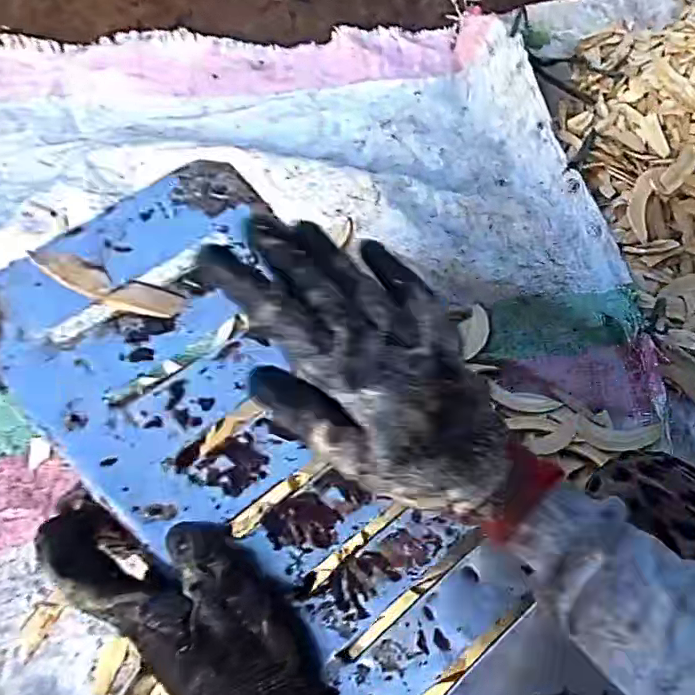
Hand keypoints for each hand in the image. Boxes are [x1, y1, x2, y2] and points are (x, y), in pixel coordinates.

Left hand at [36, 501, 337, 694]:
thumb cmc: (258, 681)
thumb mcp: (245, 618)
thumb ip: (212, 573)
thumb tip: (179, 532)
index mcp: (145, 619)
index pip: (79, 581)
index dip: (61, 542)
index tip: (69, 504)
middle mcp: (145, 624)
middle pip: (102, 575)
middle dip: (101, 531)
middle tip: (122, 492)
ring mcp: (168, 633)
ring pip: (134, 580)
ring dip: (137, 542)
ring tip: (167, 505)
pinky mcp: (192, 639)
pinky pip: (165, 589)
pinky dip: (169, 561)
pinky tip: (207, 547)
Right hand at [192, 214, 510, 514]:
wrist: (480, 469)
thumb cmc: (410, 471)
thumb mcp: (349, 458)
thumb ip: (305, 415)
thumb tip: (257, 376)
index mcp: (344, 376)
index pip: (283, 320)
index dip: (246, 285)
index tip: (213, 256)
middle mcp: (374, 344)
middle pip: (321, 290)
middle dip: (285, 255)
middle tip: (254, 222)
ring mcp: (410, 335)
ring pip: (362, 284)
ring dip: (330, 254)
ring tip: (300, 225)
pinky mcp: (440, 335)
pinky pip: (415, 292)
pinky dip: (394, 269)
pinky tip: (373, 248)